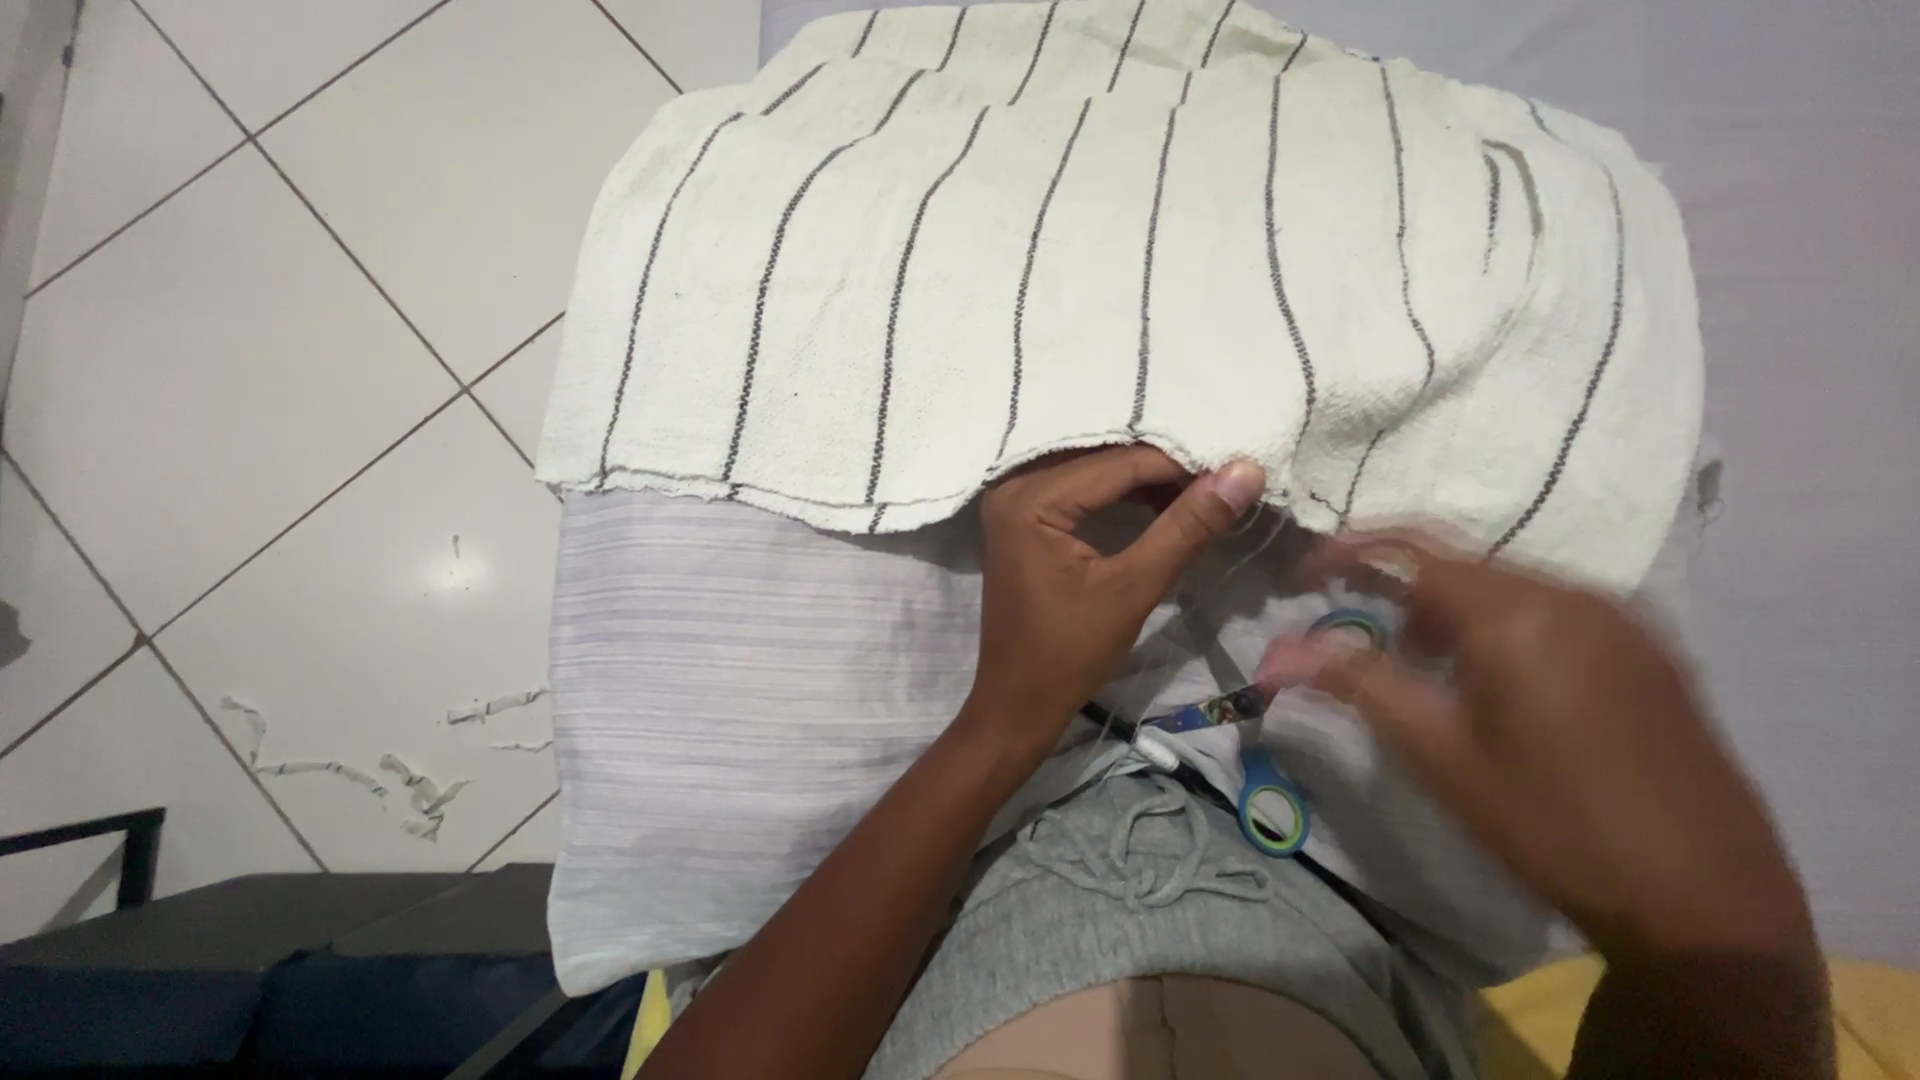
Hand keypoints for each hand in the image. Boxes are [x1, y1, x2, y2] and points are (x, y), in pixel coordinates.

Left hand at [961, 446, 1265, 761]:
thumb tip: (1244, 472)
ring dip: (1142, 478)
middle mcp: (1012, 485)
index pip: (1117, 463)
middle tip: (1221, 473)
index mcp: (1029, 500)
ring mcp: (1012, 500)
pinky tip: (1158, 502)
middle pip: (1101, 458)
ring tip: (1199, 489)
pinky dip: (1116, 493)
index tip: (1235, 467)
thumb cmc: (1069, 653)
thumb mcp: (1132, 588)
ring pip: (1091, 469)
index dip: (1179, 463)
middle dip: (1162, 466)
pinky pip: (1075, 488)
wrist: (1018, 701)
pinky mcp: (1020, 517)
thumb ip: (1186, 527)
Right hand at [1263, 530, 1813, 959]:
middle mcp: (1572, 593)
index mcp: (1515, 612)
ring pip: (1506, 583)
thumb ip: (1356, 683)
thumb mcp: (1438, 753)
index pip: (1410, 547)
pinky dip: (1501, 623)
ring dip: (1449, 608)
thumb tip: (1275, 653)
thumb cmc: (1548, 823)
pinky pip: (1553, 607)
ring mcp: (1620, 617)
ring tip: (1426, 666)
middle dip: (1397, 587)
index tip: (1301, 578)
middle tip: (1364, 638)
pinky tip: (1498, 683)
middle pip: (1459, 561)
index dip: (1346, 552)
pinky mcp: (1648, 648)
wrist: (1705, 899)